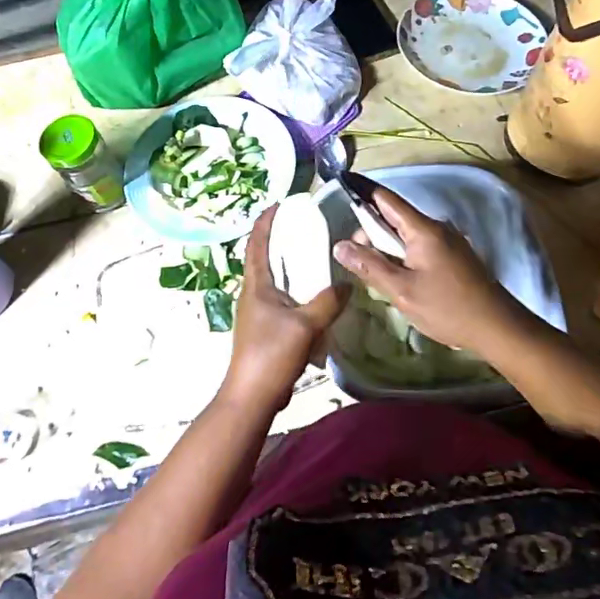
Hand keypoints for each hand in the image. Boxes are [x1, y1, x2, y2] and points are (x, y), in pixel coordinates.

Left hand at [221, 206, 347, 411]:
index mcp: (256, 283)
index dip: (266, 221)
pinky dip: (297, 290)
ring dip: (289, 266)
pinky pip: (283, 300)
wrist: (252, 396)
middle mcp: (253, 292)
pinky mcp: (266, 329)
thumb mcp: (305, 324)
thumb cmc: (271, 353)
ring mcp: (258, 312)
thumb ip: (328, 301)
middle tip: (304, 226)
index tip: (280, 203)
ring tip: (314, 256)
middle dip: (280, 239)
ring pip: (274, 280)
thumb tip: (347, 284)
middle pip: (264, 257)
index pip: (257, 242)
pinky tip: (316, 296)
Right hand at [332, 187, 534, 355]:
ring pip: (406, 234)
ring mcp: (448, 241)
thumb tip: (340, 245)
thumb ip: (369, 266)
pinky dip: (402, 255)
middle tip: (356, 259)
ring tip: (376, 274)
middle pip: (394, 217)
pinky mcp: (454, 257)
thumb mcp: (402, 291)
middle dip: (370, 232)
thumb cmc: (448, 308)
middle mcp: (436, 227)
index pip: (385, 198)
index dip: (361, 191)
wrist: (499, 329)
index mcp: (423, 229)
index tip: (341, 187)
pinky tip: (398, 279)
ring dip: (386, 247)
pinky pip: (419, 246)